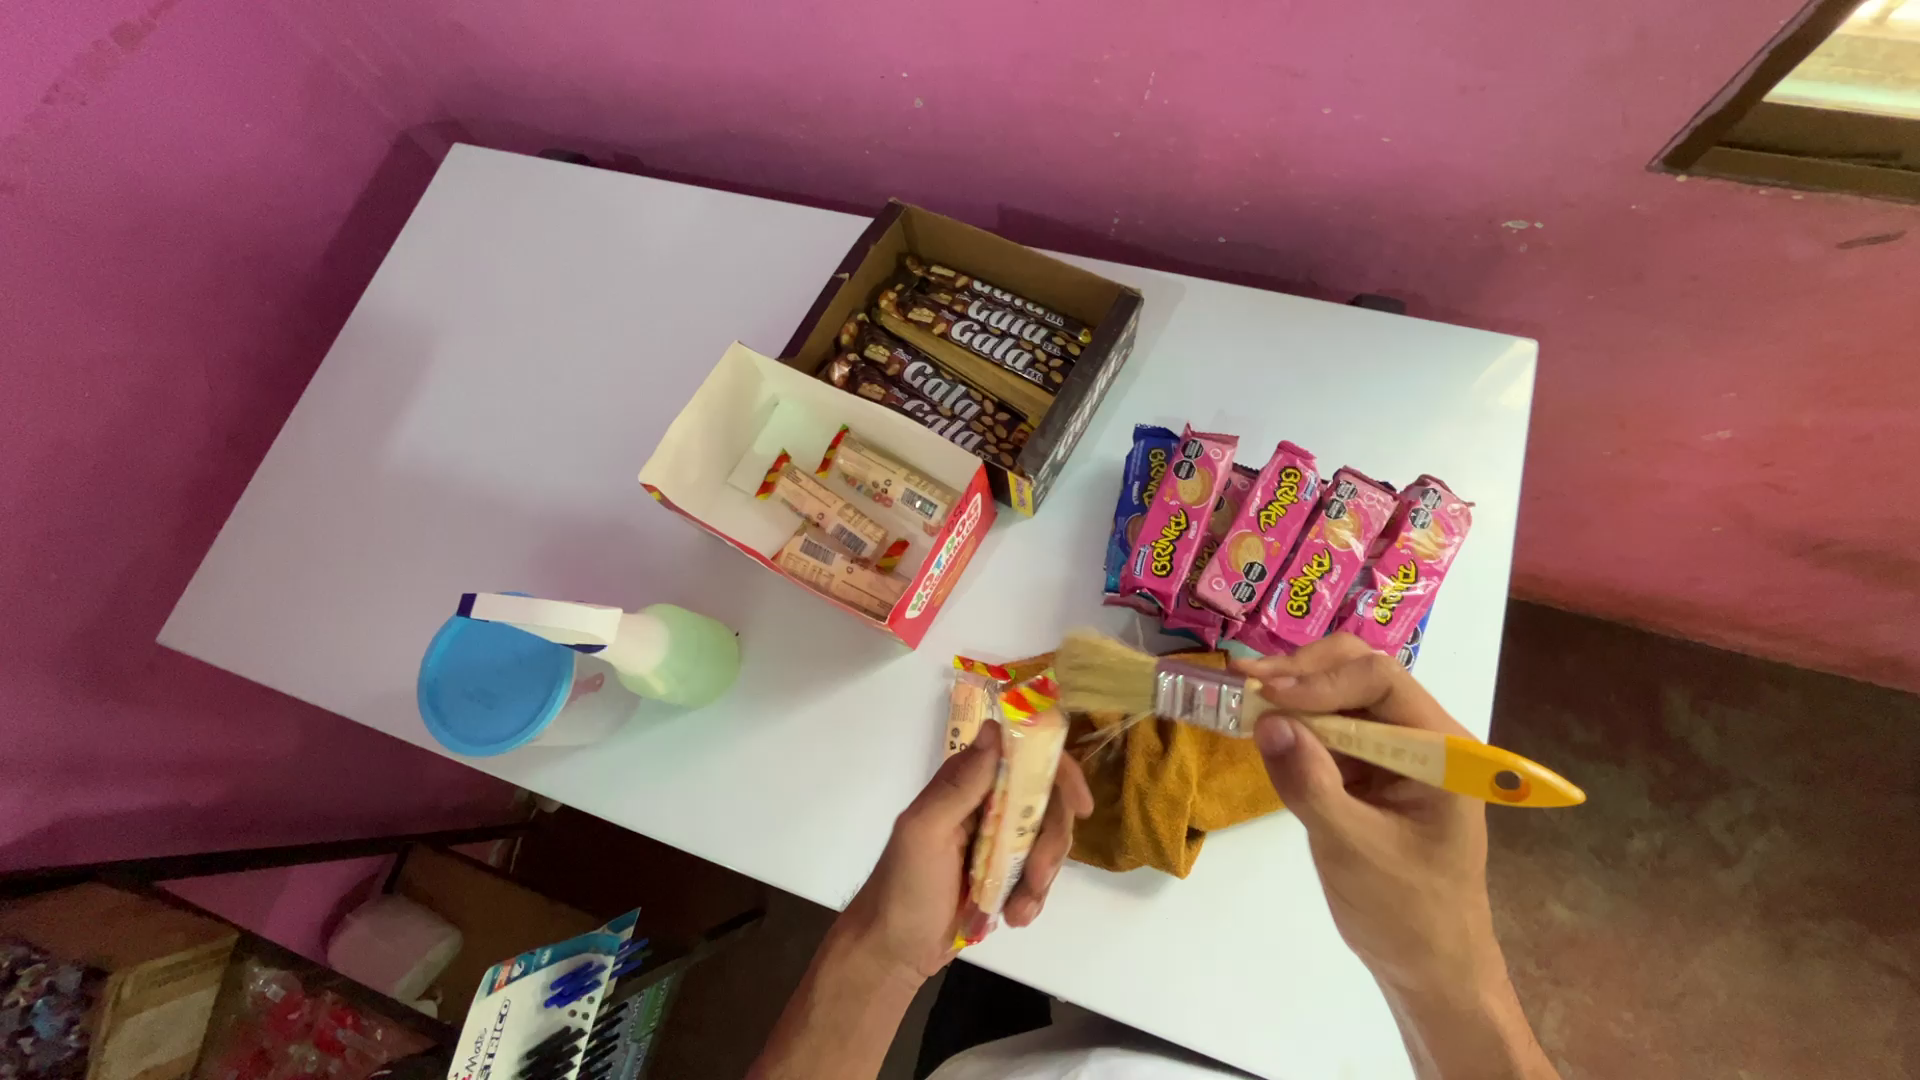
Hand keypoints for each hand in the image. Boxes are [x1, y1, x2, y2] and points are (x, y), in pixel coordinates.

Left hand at [836, 718, 1094, 982]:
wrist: (895, 951)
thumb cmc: (905, 887)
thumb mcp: (925, 832)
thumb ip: (960, 784)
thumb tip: (994, 730)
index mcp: (967, 781)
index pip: (1022, 755)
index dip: (1057, 771)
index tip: (1081, 805)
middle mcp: (987, 801)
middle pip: (1046, 801)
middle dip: (1050, 842)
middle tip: (1038, 877)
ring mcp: (998, 837)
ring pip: (1047, 839)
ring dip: (1042, 877)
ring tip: (1017, 910)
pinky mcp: (1005, 871)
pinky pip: (1039, 873)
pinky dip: (1034, 897)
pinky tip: (1015, 916)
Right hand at [1233, 635, 1501, 996]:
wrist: (1427, 966)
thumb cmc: (1405, 913)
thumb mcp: (1354, 850)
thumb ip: (1311, 784)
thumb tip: (1267, 722)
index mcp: (1441, 750)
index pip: (1380, 681)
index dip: (1321, 680)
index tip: (1266, 696)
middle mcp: (1419, 736)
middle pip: (1358, 671)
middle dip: (1301, 671)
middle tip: (1245, 682)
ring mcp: (1390, 749)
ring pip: (1337, 690)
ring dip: (1289, 689)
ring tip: (1239, 693)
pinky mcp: (1363, 765)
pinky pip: (1324, 723)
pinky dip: (1288, 716)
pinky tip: (1255, 719)